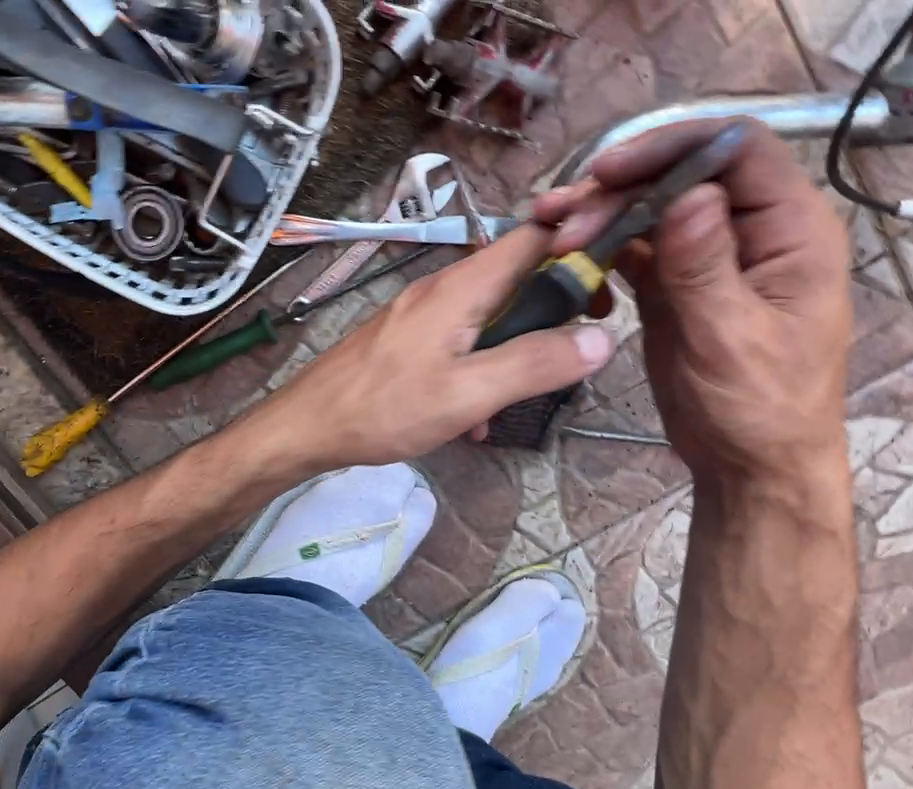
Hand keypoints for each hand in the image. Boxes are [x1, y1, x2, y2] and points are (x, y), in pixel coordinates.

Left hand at [247, 224, 614, 473]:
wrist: (304, 428)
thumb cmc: (382, 409)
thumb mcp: (468, 394)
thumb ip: (534, 364)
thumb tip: (602, 338)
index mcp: (461, 288)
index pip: (534, 236)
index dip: (579, 246)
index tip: (608, 286)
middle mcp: (439, 290)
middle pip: (514, 277)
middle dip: (551, 310)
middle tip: (575, 350)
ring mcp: (417, 316)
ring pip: (486, 317)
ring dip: (512, 350)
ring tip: (523, 396)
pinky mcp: (402, 343)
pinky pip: (456, 343)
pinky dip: (476, 370)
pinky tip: (472, 419)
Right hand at [537, 119, 853, 494]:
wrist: (748, 463)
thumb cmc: (759, 405)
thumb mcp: (732, 337)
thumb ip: (707, 267)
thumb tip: (686, 196)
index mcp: (789, 229)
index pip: (734, 153)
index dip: (670, 148)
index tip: (606, 172)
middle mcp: (749, 232)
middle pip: (680, 180)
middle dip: (617, 191)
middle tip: (559, 219)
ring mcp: (708, 260)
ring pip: (651, 215)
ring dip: (599, 219)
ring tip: (549, 234)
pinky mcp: (674, 289)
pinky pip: (635, 254)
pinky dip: (599, 253)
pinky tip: (566, 263)